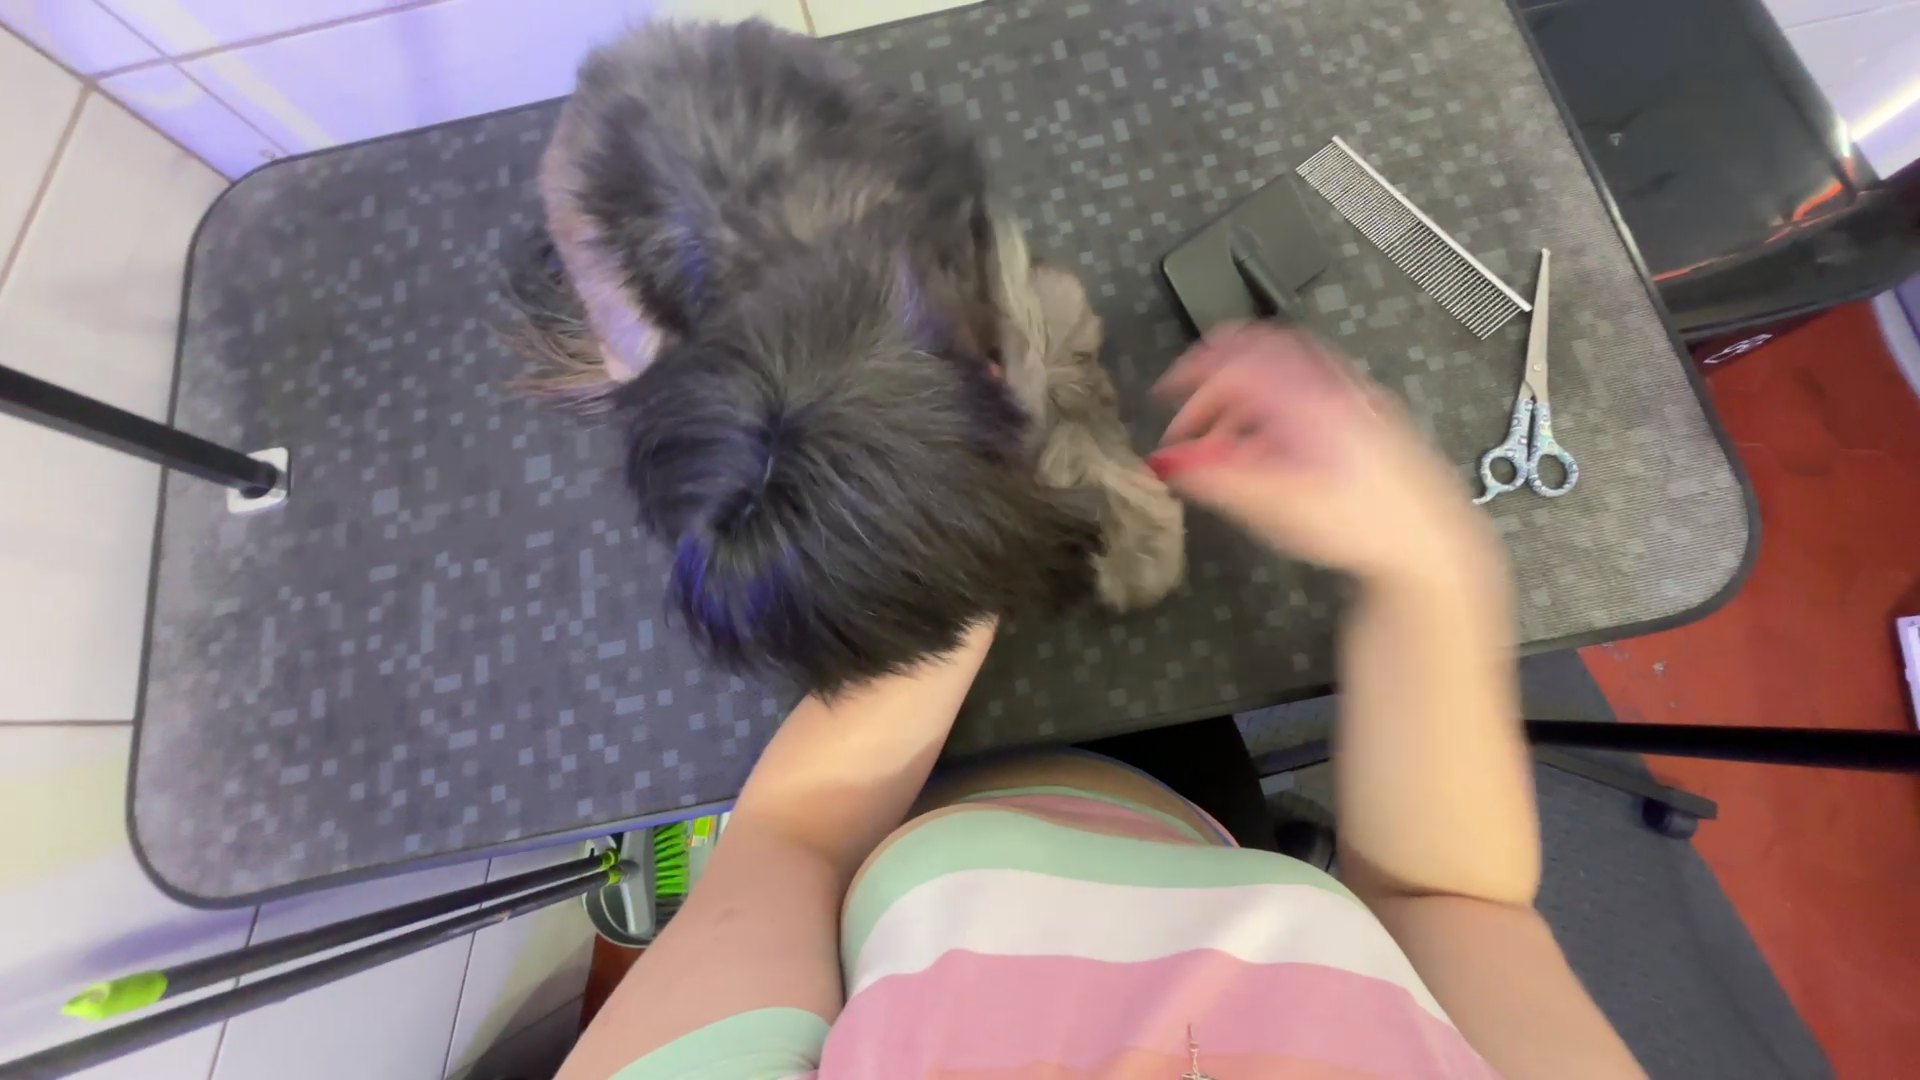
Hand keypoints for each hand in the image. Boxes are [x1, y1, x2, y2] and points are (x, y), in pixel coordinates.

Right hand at [1148, 323, 1500, 589]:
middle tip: (1190, 417)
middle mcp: (1334, 388)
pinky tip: (1265, 447)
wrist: (1432, 547)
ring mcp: (1355, 399)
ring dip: (1242, 399)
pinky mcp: (1368, 418)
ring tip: (1222, 442)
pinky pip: (1308, 390)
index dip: (1192, 373)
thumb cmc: (1362, 526)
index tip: (1166, 393)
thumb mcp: (1274, 506)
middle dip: (1214, 381)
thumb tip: (1168, 461)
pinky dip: (1271, 408)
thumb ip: (1214, 479)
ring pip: (1285, 374)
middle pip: (1261, 355)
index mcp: (1307, 400)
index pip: (1236, 362)